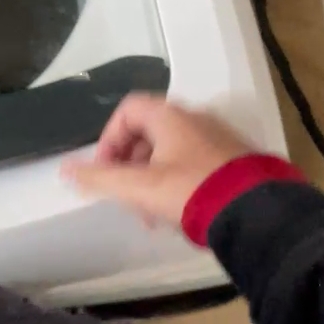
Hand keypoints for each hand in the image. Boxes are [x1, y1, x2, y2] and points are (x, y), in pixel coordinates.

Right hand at [60, 93, 256, 227]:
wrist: (259, 214)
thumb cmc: (191, 191)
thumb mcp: (139, 188)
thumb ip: (100, 179)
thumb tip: (65, 169)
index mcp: (169, 115)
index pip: (127, 110)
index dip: (109, 138)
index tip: (105, 170)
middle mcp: (194, 118)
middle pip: (148, 132)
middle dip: (130, 165)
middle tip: (126, 196)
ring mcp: (218, 137)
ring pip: (171, 151)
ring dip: (152, 178)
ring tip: (151, 214)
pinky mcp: (236, 159)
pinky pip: (195, 163)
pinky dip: (177, 182)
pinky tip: (179, 213)